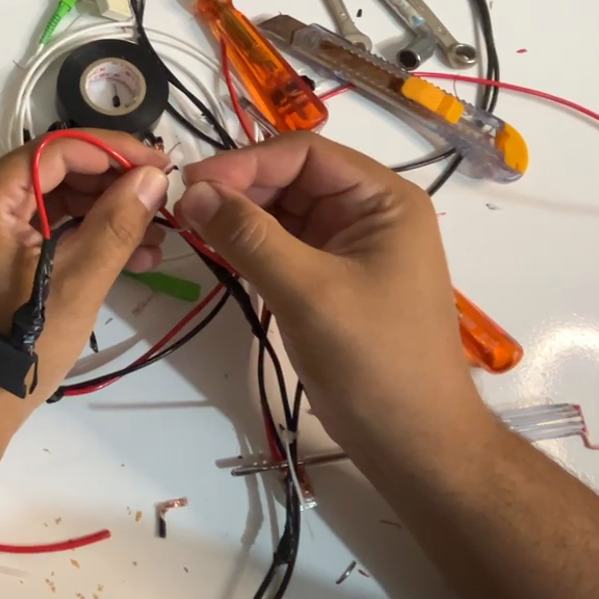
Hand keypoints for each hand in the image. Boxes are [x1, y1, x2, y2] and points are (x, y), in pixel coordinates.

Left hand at [0, 130, 170, 422]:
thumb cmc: (19, 344)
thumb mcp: (78, 281)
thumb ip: (117, 223)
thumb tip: (153, 176)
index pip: (58, 150)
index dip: (114, 152)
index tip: (162, 166)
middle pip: (57, 171)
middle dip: (113, 184)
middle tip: (163, 199)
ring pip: (56, 200)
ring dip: (106, 212)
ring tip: (158, 235)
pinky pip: (47, 229)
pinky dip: (85, 236)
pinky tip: (132, 255)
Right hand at [173, 133, 484, 452]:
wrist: (412, 443)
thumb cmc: (374, 360)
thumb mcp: (307, 291)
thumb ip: (248, 237)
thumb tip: (191, 192)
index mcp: (382, 200)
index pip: (304, 155)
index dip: (245, 162)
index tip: (192, 182)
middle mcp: (366, 212)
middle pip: (291, 178)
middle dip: (239, 187)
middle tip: (186, 206)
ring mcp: (346, 245)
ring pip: (280, 210)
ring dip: (238, 214)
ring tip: (193, 224)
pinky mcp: (327, 276)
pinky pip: (280, 242)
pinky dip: (247, 241)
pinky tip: (216, 245)